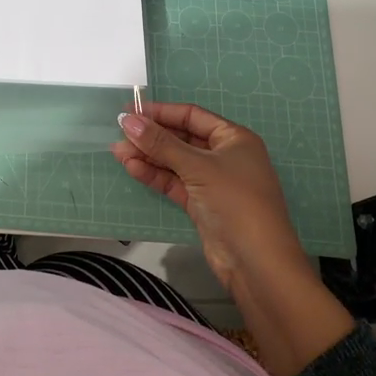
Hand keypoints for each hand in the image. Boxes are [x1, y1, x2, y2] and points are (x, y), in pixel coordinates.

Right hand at [113, 103, 352, 375]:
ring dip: (148, 156)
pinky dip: (155, 175)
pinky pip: (175, 183)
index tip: (130, 111)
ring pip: (175, 162)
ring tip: (117, 151)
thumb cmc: (235, 202)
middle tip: (119, 132)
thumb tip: (127, 119)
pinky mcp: (202, 205)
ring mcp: (213, 182)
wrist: (258, 265)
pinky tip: (133, 168)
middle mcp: (225, 156)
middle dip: (151, 137)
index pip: (192, 116)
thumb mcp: (197, 167)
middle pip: (182, 139)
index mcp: (234, 139)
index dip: (161, 112)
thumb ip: (160, 143)